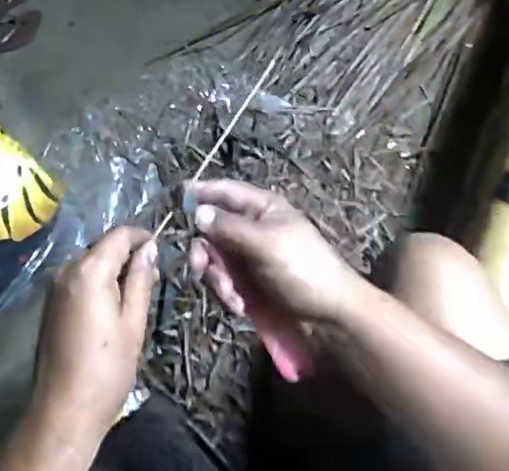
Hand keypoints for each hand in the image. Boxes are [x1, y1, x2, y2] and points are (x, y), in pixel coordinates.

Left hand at [19, 225, 157, 462]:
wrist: (62, 414)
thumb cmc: (105, 369)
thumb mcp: (133, 323)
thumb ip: (141, 279)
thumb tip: (149, 247)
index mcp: (88, 270)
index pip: (120, 235)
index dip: (142, 237)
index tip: (160, 250)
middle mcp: (67, 269)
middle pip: (103, 247)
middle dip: (128, 255)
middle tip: (150, 278)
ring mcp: (54, 286)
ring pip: (91, 263)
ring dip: (112, 270)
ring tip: (133, 295)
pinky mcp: (50, 303)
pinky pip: (78, 279)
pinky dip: (96, 283)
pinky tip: (109, 307)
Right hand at [187, 180, 364, 324]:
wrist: (330, 318)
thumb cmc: (302, 268)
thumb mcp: (265, 243)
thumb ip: (229, 227)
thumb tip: (198, 211)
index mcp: (261, 208)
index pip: (225, 191)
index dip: (202, 191)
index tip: (177, 197)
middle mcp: (252, 228)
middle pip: (213, 228)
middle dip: (205, 249)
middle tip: (199, 266)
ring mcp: (250, 257)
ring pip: (215, 258)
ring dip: (217, 277)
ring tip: (231, 295)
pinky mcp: (250, 284)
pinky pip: (225, 282)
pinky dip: (228, 294)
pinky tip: (240, 306)